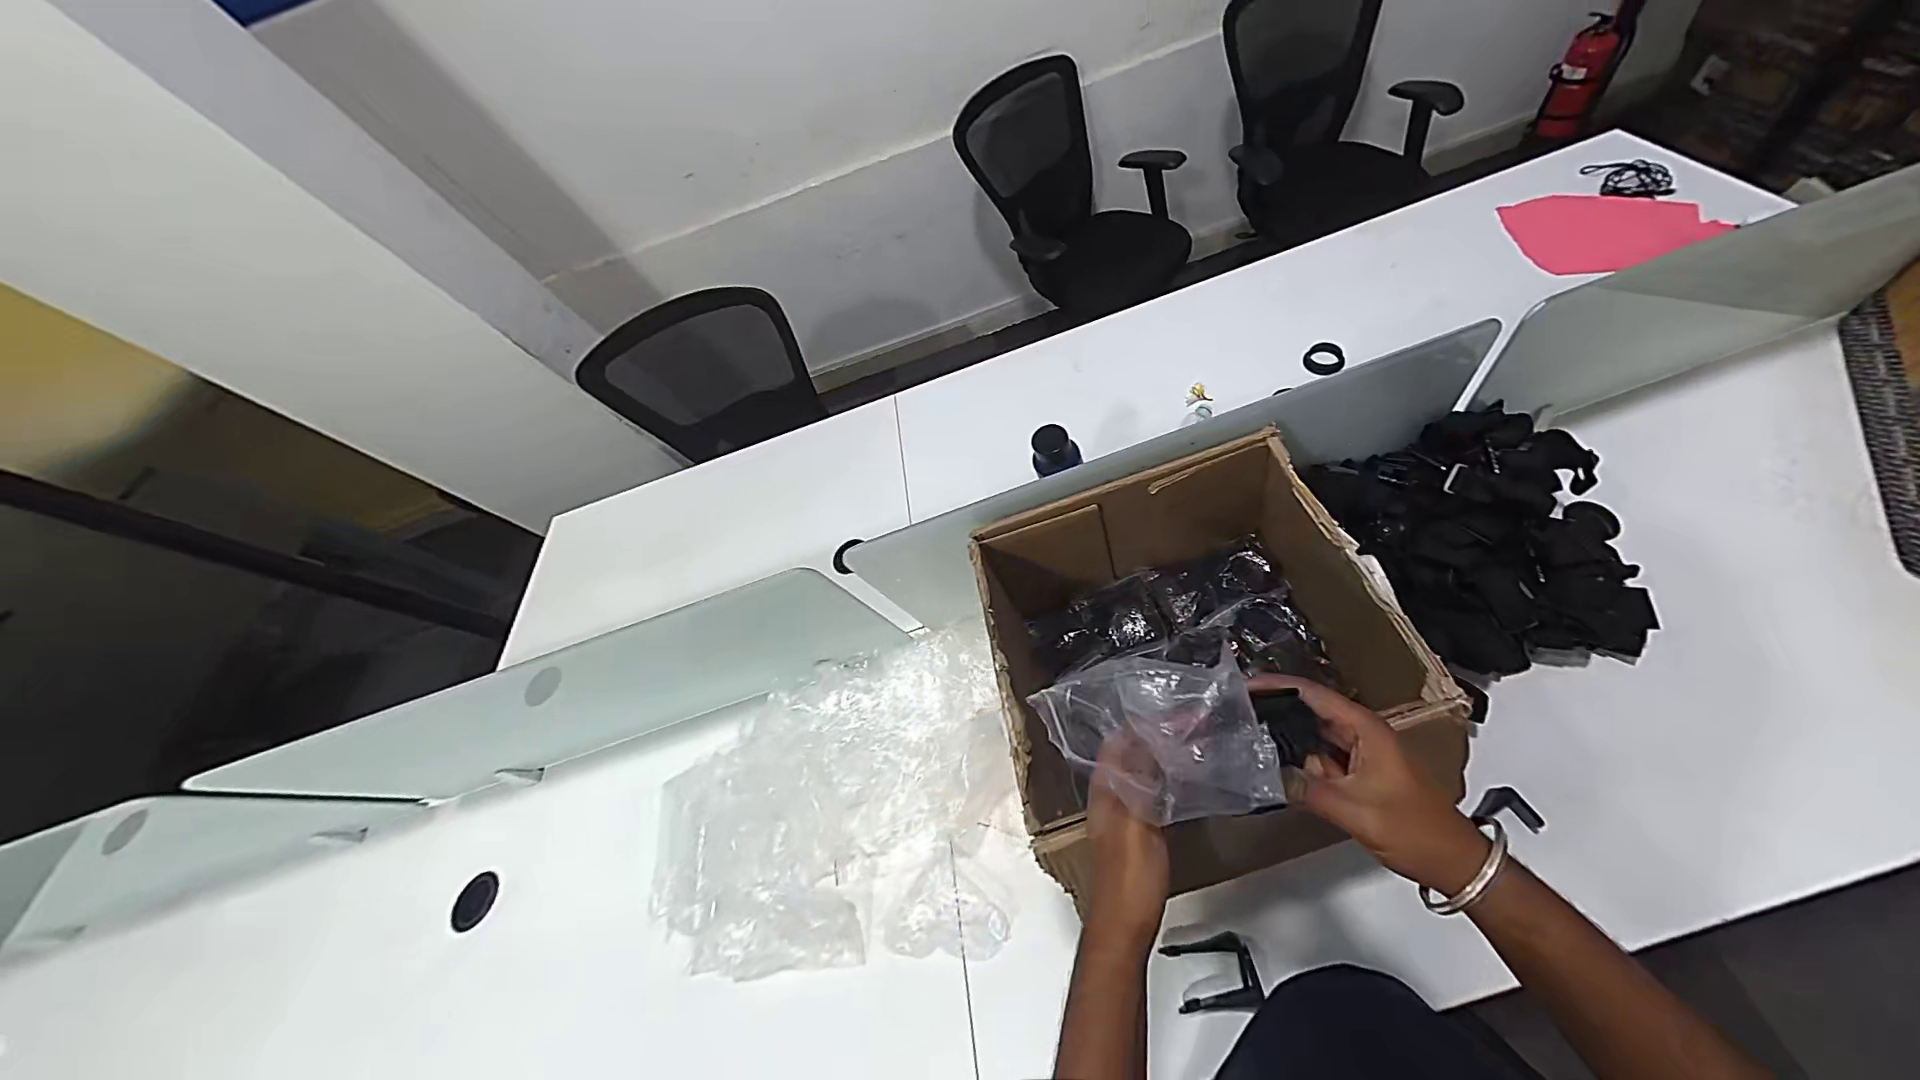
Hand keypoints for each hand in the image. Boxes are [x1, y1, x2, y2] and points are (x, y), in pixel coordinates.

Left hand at [1084, 735, 1169, 947]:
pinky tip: (1183, 778)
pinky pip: (1148, 790)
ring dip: (1160, 754)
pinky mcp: (1135, 828)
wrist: (1123, 924)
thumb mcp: (1138, 824)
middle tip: (1190, 722)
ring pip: (1140, 770)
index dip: (1146, 724)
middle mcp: (1108, 794)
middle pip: (1130, 753)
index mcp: (1105, 788)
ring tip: (1190, 741)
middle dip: (1156, 735)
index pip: (1121, 741)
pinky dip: (1164, 777)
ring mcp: (1120, 811)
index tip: (1176, 712)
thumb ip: (1141, 784)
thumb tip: (1149, 742)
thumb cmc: (1130, 878)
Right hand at [1248, 675, 1488, 894]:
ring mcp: (1359, 754)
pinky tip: (1273, 764)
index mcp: (1366, 729)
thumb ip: (1306, 789)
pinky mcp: (1356, 773)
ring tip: (1247, 736)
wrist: (1455, 865)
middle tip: (1236, 712)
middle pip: (1309, 711)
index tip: (1245, 685)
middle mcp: (1361, 734)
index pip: (1314, 694)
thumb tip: (1263, 773)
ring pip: (1312, 737)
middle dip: (1275, 710)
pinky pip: (1319, 758)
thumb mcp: (1355, 811)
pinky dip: (1298, 759)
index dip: (1277, 686)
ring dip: (1285, 738)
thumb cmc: (1417, 832)